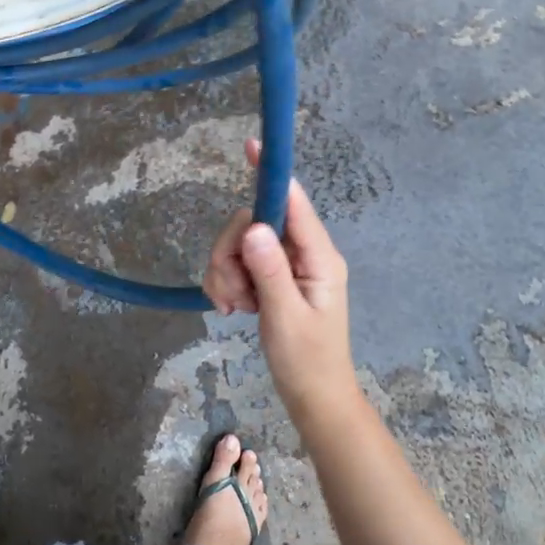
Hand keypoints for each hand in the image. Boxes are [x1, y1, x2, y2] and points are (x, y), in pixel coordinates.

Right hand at [203, 139, 355, 418]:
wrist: (313, 399)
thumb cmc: (307, 361)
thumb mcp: (286, 317)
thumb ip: (269, 270)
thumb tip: (253, 227)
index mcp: (318, 257)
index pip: (292, 203)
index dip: (270, 173)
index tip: (250, 145)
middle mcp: (302, 251)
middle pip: (252, 223)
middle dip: (230, 253)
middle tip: (229, 292)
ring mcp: (285, 262)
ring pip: (238, 242)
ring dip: (225, 271)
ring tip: (232, 306)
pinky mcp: (269, 275)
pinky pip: (236, 261)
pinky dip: (225, 281)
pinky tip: (230, 307)